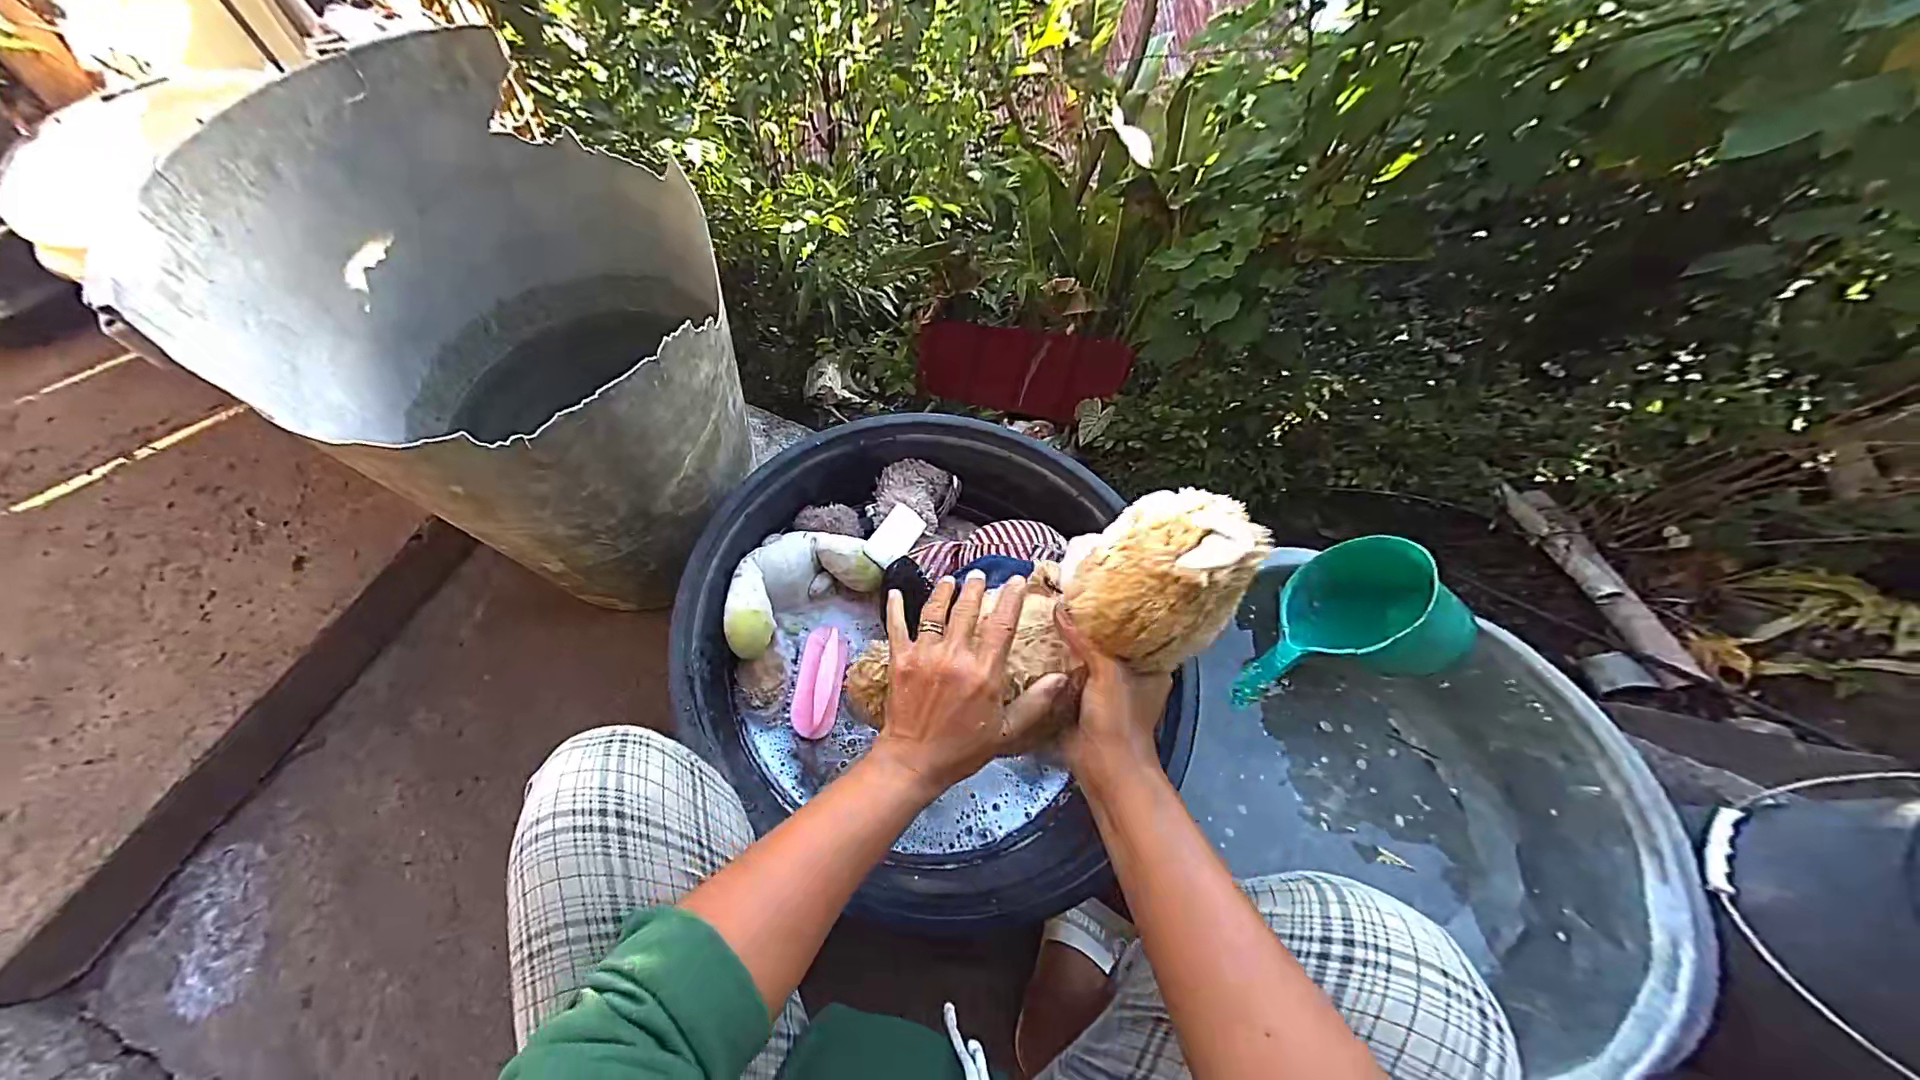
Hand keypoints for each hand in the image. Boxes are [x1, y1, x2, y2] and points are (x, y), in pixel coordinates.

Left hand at [871, 571, 1067, 796]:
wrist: (914, 761)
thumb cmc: (963, 749)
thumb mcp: (1007, 731)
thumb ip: (1035, 703)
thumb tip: (1061, 678)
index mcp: (984, 673)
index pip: (1001, 624)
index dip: (1010, 598)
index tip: (1016, 581)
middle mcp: (955, 657)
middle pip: (967, 610)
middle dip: (975, 587)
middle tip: (979, 574)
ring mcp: (925, 655)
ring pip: (935, 611)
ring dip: (943, 591)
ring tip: (950, 580)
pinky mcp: (900, 660)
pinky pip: (897, 626)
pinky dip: (896, 607)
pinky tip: (897, 592)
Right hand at [1054, 605, 1171, 791]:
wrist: (1103, 766)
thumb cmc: (1118, 718)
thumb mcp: (1106, 672)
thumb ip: (1085, 640)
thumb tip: (1060, 608)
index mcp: (1151, 667)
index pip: (1137, 630)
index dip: (1120, 612)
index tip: (1097, 590)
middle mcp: (1131, 676)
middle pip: (1108, 643)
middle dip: (1088, 626)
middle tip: (1066, 599)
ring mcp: (1107, 690)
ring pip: (1087, 659)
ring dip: (1071, 646)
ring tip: (1051, 616)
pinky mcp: (1083, 702)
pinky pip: (1071, 676)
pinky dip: (1059, 665)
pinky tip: (1042, 646)